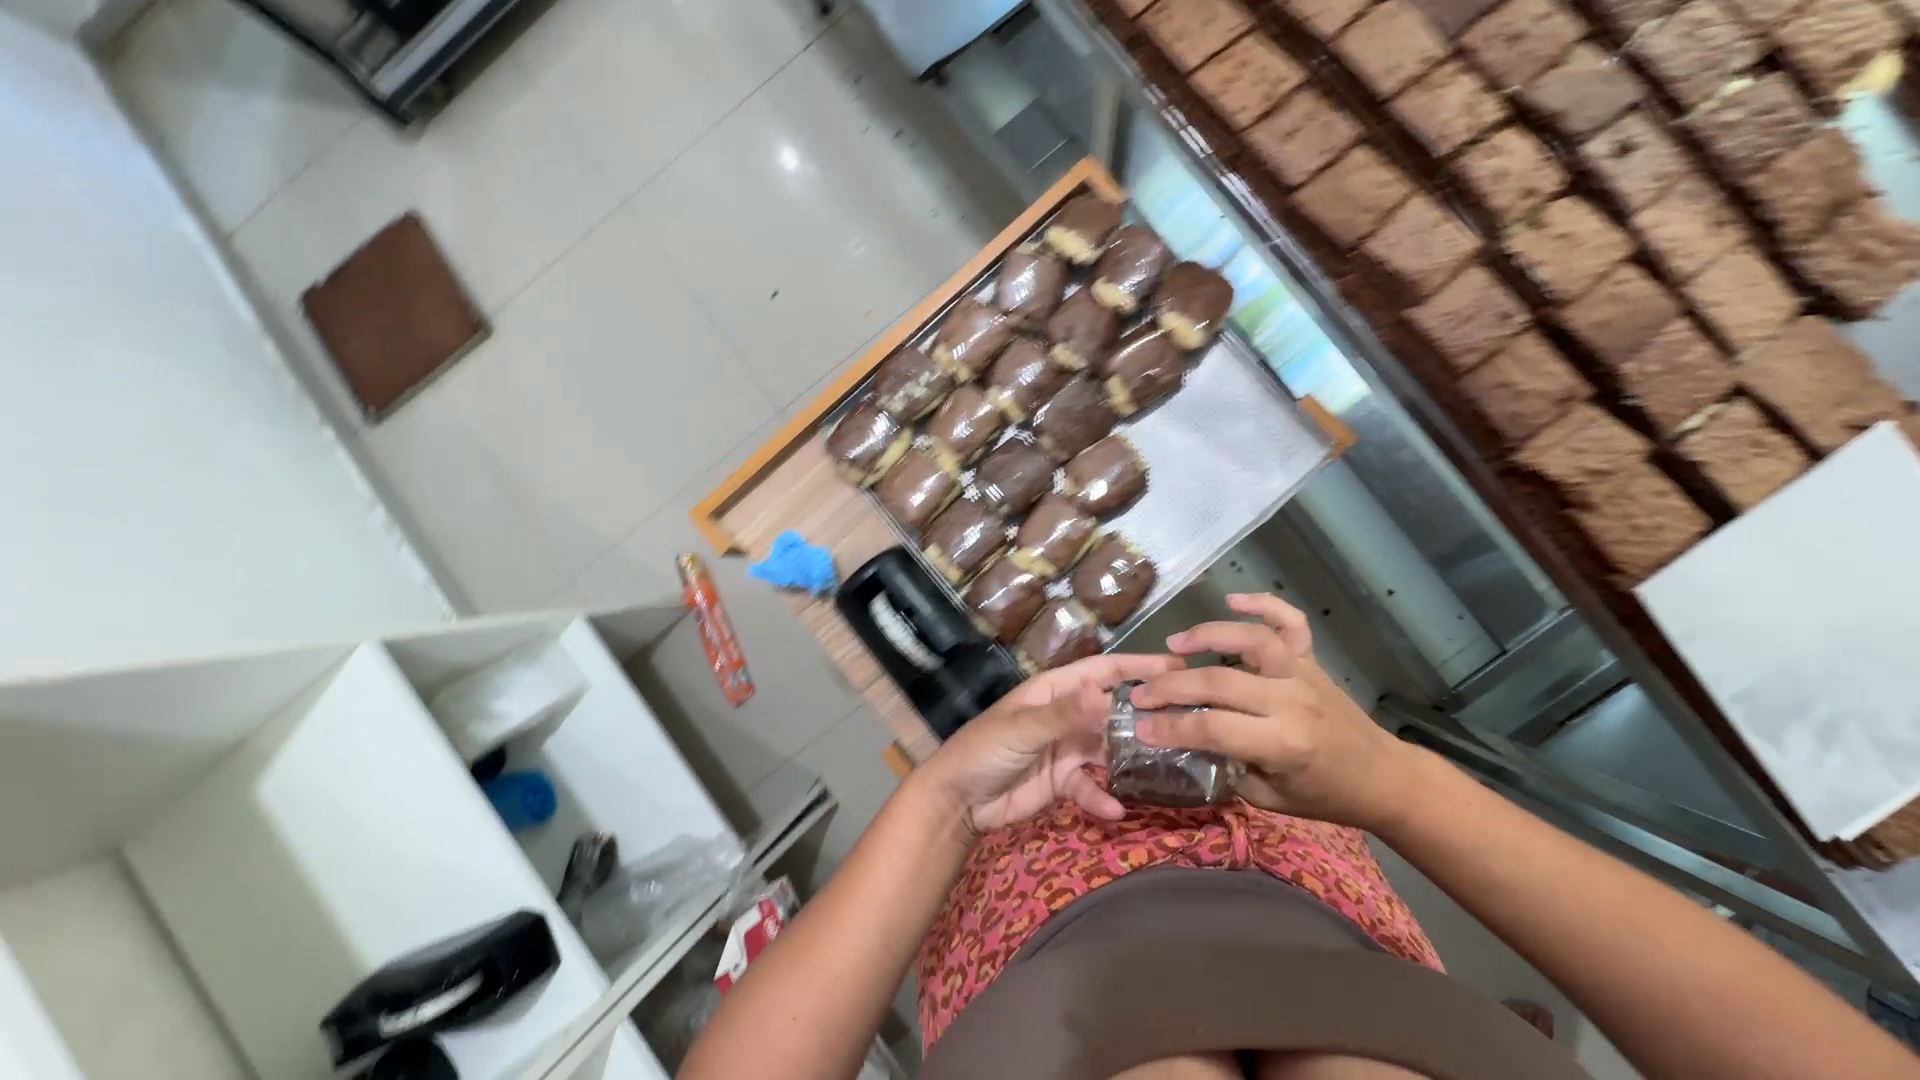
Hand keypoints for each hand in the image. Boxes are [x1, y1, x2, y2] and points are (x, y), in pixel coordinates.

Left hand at [917, 652, 1183, 835]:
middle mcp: (1066, 716)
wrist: (957, 800)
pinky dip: (1102, 797)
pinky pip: (1091, 787)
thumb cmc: (984, 749)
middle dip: (1144, 715)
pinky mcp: (1063, 783)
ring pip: (1109, 750)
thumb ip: (1065, 714)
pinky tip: (1115, 810)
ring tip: (1167, 767)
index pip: (1103, 671)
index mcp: (1054, 691)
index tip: (1178, 666)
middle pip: (1112, 711)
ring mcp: (1066, 750)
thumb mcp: (1023, 728)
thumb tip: (1105, 693)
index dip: (1139, 666)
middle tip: (1187, 720)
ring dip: (1132, 758)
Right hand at [1130, 593, 1425, 830]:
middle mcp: (1292, 701)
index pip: (1213, 728)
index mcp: (1284, 744)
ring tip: (1173, 645)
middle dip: (1171, 687)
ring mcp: (1304, 675)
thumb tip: (1183, 743)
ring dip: (1207, 636)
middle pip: (1220, 682)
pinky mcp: (1312, 661)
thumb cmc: (1325, 796)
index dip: (1171, 727)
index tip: (1139, 727)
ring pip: (1250, 641)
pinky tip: (1234, 599)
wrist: (1384, 778)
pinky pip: (1290, 622)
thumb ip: (1226, 769)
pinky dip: (1263, 604)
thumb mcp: (1270, 798)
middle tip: (1140, 692)